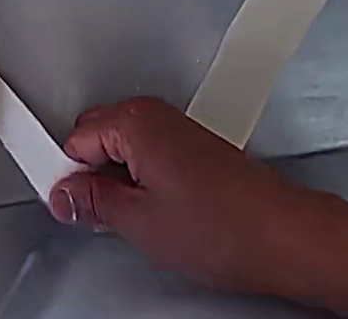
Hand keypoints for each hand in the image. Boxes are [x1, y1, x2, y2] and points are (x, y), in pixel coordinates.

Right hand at [47, 97, 322, 296]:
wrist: (282, 234)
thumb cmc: (225, 225)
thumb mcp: (140, 224)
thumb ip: (91, 203)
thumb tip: (65, 195)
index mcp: (133, 121)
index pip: (74, 139)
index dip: (68, 175)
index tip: (67, 202)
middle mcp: (151, 112)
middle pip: (94, 134)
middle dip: (90, 172)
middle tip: (101, 215)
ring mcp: (170, 123)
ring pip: (118, 143)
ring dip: (115, 175)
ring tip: (137, 216)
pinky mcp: (185, 139)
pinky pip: (143, 147)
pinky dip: (138, 173)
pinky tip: (157, 208)